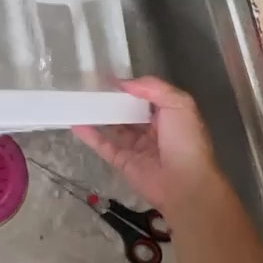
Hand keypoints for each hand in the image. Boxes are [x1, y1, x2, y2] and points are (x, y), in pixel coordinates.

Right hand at [73, 77, 222, 211]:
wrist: (185, 184)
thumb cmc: (185, 141)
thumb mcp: (179, 104)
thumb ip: (154, 88)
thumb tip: (125, 83)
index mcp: (169, 116)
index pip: (147, 97)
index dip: (131, 88)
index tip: (110, 78)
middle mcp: (153, 130)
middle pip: (129, 112)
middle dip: (113, 101)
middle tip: (91, 88)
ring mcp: (137, 147)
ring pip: (115, 128)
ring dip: (99, 116)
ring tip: (80, 102)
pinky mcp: (123, 162)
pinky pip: (104, 146)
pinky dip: (90, 136)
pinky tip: (77, 124)